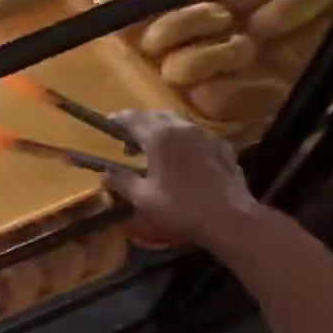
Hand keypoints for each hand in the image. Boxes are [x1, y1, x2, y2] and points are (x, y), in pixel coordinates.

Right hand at [106, 110, 271, 247]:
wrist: (228, 217)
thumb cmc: (180, 208)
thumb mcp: (143, 198)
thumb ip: (121, 181)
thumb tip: (104, 174)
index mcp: (160, 137)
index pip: (134, 118)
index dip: (118, 119)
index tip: (108, 122)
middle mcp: (183, 128)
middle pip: (156, 115)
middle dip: (139, 123)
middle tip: (128, 142)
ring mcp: (205, 135)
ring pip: (177, 122)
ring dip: (161, 129)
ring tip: (153, 150)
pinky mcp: (221, 146)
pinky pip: (195, 135)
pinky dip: (181, 139)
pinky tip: (180, 159)